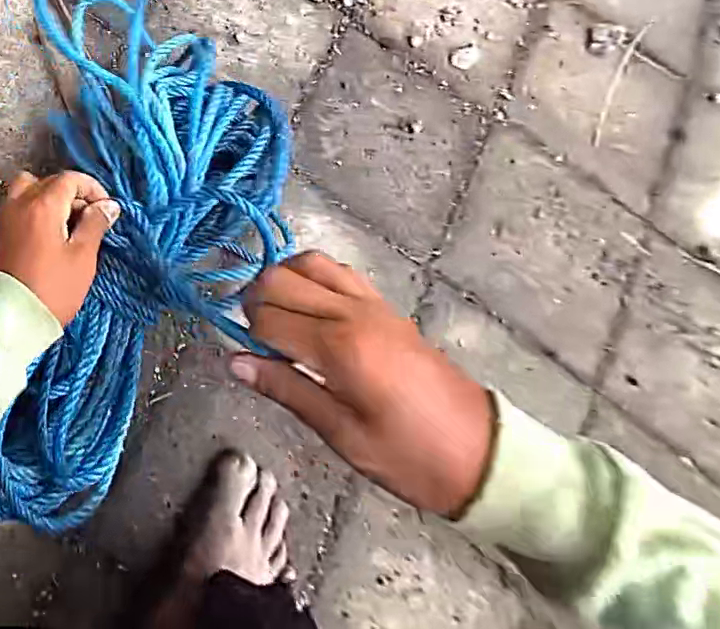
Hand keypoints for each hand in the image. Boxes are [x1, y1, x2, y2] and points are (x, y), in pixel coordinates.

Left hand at [0, 171, 120, 324]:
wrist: (9, 321)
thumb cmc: (51, 289)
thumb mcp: (82, 257)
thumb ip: (95, 224)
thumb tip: (108, 205)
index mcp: (42, 205)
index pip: (70, 179)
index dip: (92, 189)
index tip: (105, 209)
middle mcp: (19, 203)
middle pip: (49, 182)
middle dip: (73, 194)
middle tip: (90, 219)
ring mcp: (5, 217)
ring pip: (29, 190)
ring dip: (50, 200)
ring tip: (67, 226)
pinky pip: (18, 207)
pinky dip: (35, 211)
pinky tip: (49, 237)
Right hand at [229, 251, 494, 518]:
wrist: (484, 454)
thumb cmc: (411, 456)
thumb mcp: (343, 435)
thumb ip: (286, 389)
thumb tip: (235, 362)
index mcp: (340, 347)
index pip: (268, 320)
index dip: (249, 338)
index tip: (250, 360)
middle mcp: (351, 312)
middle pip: (279, 279)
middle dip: (255, 302)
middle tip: (256, 338)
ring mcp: (370, 302)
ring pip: (307, 262)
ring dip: (281, 281)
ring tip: (277, 316)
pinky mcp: (383, 303)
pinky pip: (336, 268)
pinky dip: (310, 276)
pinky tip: (308, 306)